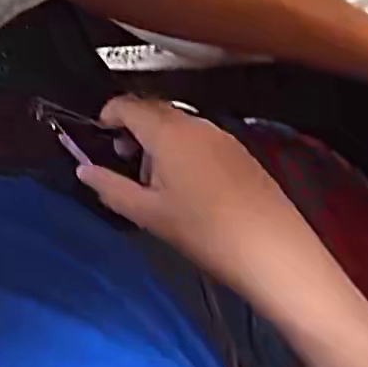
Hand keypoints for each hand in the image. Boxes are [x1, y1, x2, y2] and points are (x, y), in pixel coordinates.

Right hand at [75, 97, 311, 287]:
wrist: (282, 263)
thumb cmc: (214, 235)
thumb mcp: (147, 213)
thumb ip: (108, 186)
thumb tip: (85, 171)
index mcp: (167, 131)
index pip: (124, 103)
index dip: (106, 115)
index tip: (100, 133)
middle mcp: (195, 126)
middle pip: (151, 109)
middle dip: (131, 126)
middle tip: (124, 156)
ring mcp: (224, 139)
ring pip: (177, 124)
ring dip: (159, 138)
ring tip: (157, 177)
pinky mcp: (244, 156)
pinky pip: (202, 138)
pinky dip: (186, 149)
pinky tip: (190, 187)